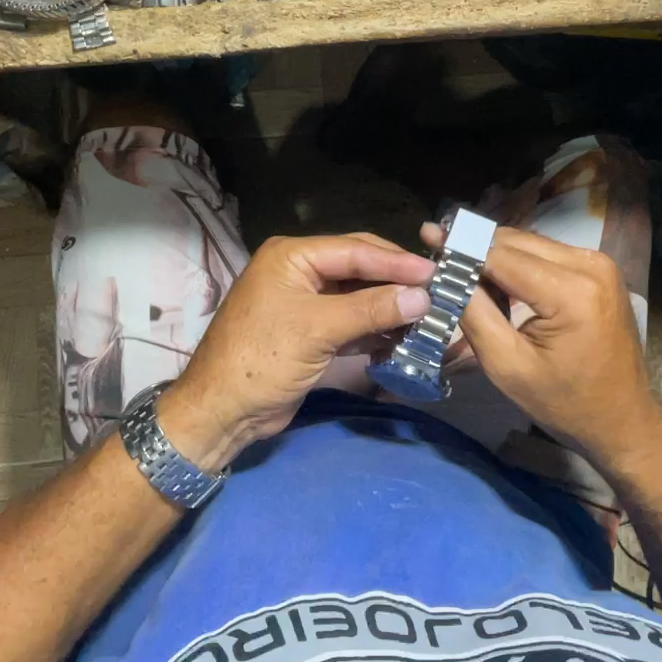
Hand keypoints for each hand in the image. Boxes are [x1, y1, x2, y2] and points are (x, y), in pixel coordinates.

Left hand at [157, 234, 434, 470]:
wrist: (222, 411)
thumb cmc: (262, 359)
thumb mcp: (318, 329)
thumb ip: (371, 310)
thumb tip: (423, 296)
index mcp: (292, 256)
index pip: (355, 250)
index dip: (397, 262)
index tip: (437, 273)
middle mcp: (299, 271)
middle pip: (358, 268)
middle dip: (396, 281)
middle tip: (439, 291)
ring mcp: (304, 302)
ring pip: (357, 296)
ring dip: (389, 307)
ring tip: (430, 315)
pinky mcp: (310, 333)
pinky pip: (350, 322)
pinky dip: (375, 328)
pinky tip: (404, 336)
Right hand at [425, 223, 661, 464]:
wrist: (623, 421)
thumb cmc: (565, 403)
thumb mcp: (507, 366)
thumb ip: (474, 314)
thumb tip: (444, 273)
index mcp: (572, 292)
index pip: (500, 254)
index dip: (459, 244)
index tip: (424, 236)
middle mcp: (590, 265)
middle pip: (514, 241)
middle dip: (473, 246)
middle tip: (436, 256)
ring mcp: (598, 263)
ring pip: (527, 243)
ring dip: (492, 253)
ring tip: (459, 270)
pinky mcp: (597, 269)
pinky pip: (544, 253)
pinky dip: (515, 262)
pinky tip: (493, 280)